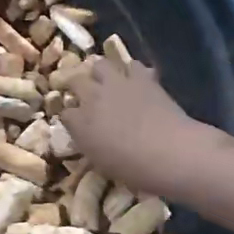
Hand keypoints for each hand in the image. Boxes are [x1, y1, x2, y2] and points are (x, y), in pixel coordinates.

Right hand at [59, 59, 212, 197]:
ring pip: (100, 64)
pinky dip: (132, 71)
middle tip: (87, 95)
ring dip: (101, 72)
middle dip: (78, 86)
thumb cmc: (133, 169)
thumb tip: (91, 137)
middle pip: (75, 81)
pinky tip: (137, 81)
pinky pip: (132, 65)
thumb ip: (91, 145)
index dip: (71, 117)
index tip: (78, 124)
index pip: (65, 113)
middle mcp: (92, 98)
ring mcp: (117, 84)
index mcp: (79, 123)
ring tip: (109, 81)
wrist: (169, 151)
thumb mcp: (102, 163)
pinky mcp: (142, 78)